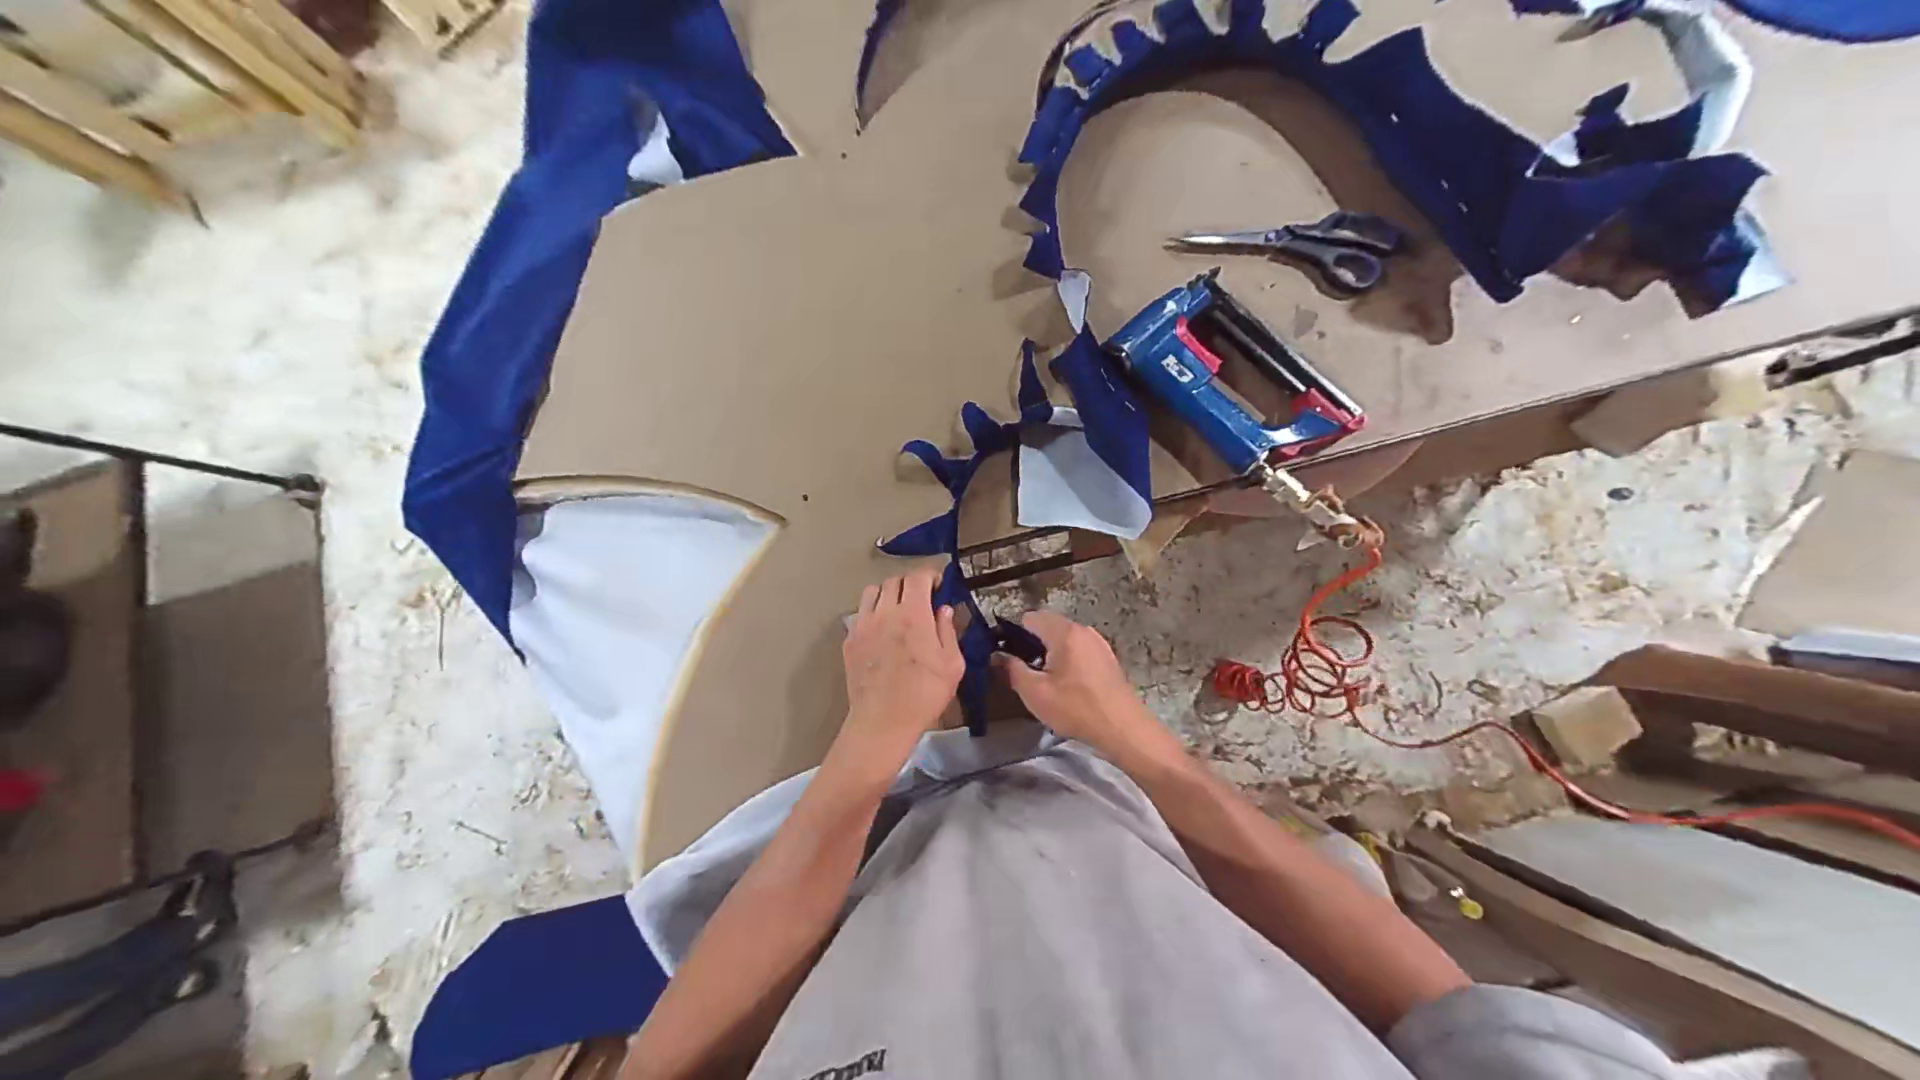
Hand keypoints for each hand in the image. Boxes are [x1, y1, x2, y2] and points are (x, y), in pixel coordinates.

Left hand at [839, 568, 963, 760]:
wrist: (882, 722)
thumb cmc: (923, 695)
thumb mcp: (952, 665)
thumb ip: (948, 631)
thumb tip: (944, 610)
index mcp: (913, 615)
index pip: (918, 577)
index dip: (930, 575)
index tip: (938, 583)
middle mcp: (884, 613)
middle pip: (894, 581)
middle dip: (910, 584)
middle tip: (922, 597)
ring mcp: (863, 626)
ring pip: (872, 592)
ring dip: (887, 594)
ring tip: (898, 609)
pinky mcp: (849, 641)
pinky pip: (860, 614)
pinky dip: (872, 613)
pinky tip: (882, 630)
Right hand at [992, 612, 1170, 761]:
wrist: (1123, 729)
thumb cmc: (1075, 708)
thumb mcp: (1035, 693)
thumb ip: (1012, 669)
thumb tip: (998, 655)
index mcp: (1064, 632)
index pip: (1030, 618)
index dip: (1013, 634)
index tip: (1007, 657)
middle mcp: (1083, 630)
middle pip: (1048, 626)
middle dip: (1031, 645)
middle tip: (1024, 672)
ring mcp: (1098, 643)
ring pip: (1064, 639)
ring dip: (1049, 654)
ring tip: (1044, 681)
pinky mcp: (1107, 658)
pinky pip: (1078, 649)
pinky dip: (1067, 660)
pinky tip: (1066, 685)